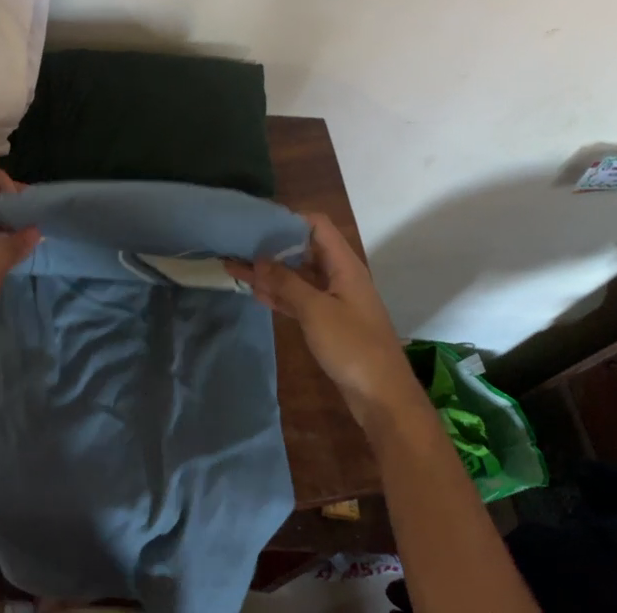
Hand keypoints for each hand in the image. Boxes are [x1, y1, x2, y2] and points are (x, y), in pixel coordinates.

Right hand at [224, 214, 419, 425]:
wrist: (382, 398)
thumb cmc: (352, 347)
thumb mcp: (315, 310)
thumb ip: (286, 282)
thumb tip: (258, 259)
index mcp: (344, 266)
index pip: (316, 225)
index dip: (287, 219)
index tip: (255, 222)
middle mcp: (339, 276)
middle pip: (303, 249)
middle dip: (271, 246)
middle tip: (236, 243)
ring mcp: (333, 300)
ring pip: (297, 276)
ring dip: (269, 272)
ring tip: (234, 266)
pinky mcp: (327, 321)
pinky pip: (299, 298)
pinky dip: (278, 294)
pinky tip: (253, 292)